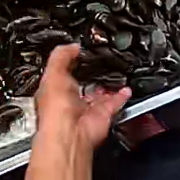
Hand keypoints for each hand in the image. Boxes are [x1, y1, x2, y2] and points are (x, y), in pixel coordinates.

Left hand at [33, 45, 130, 159]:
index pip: (61, 73)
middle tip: (97, 62)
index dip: (68, 62)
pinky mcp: (103, 114)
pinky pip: (115, 102)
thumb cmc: (55, 110)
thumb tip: (72, 46)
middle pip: (82, 84)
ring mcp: (88, 108)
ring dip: (107, 84)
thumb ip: (62, 56)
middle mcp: (70, 101)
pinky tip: (126, 87)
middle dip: (89, 74)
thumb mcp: (53, 73)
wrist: (70, 133)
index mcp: (54, 91)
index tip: (77, 51)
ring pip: (99, 94)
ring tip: (114, 73)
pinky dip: (122, 95)